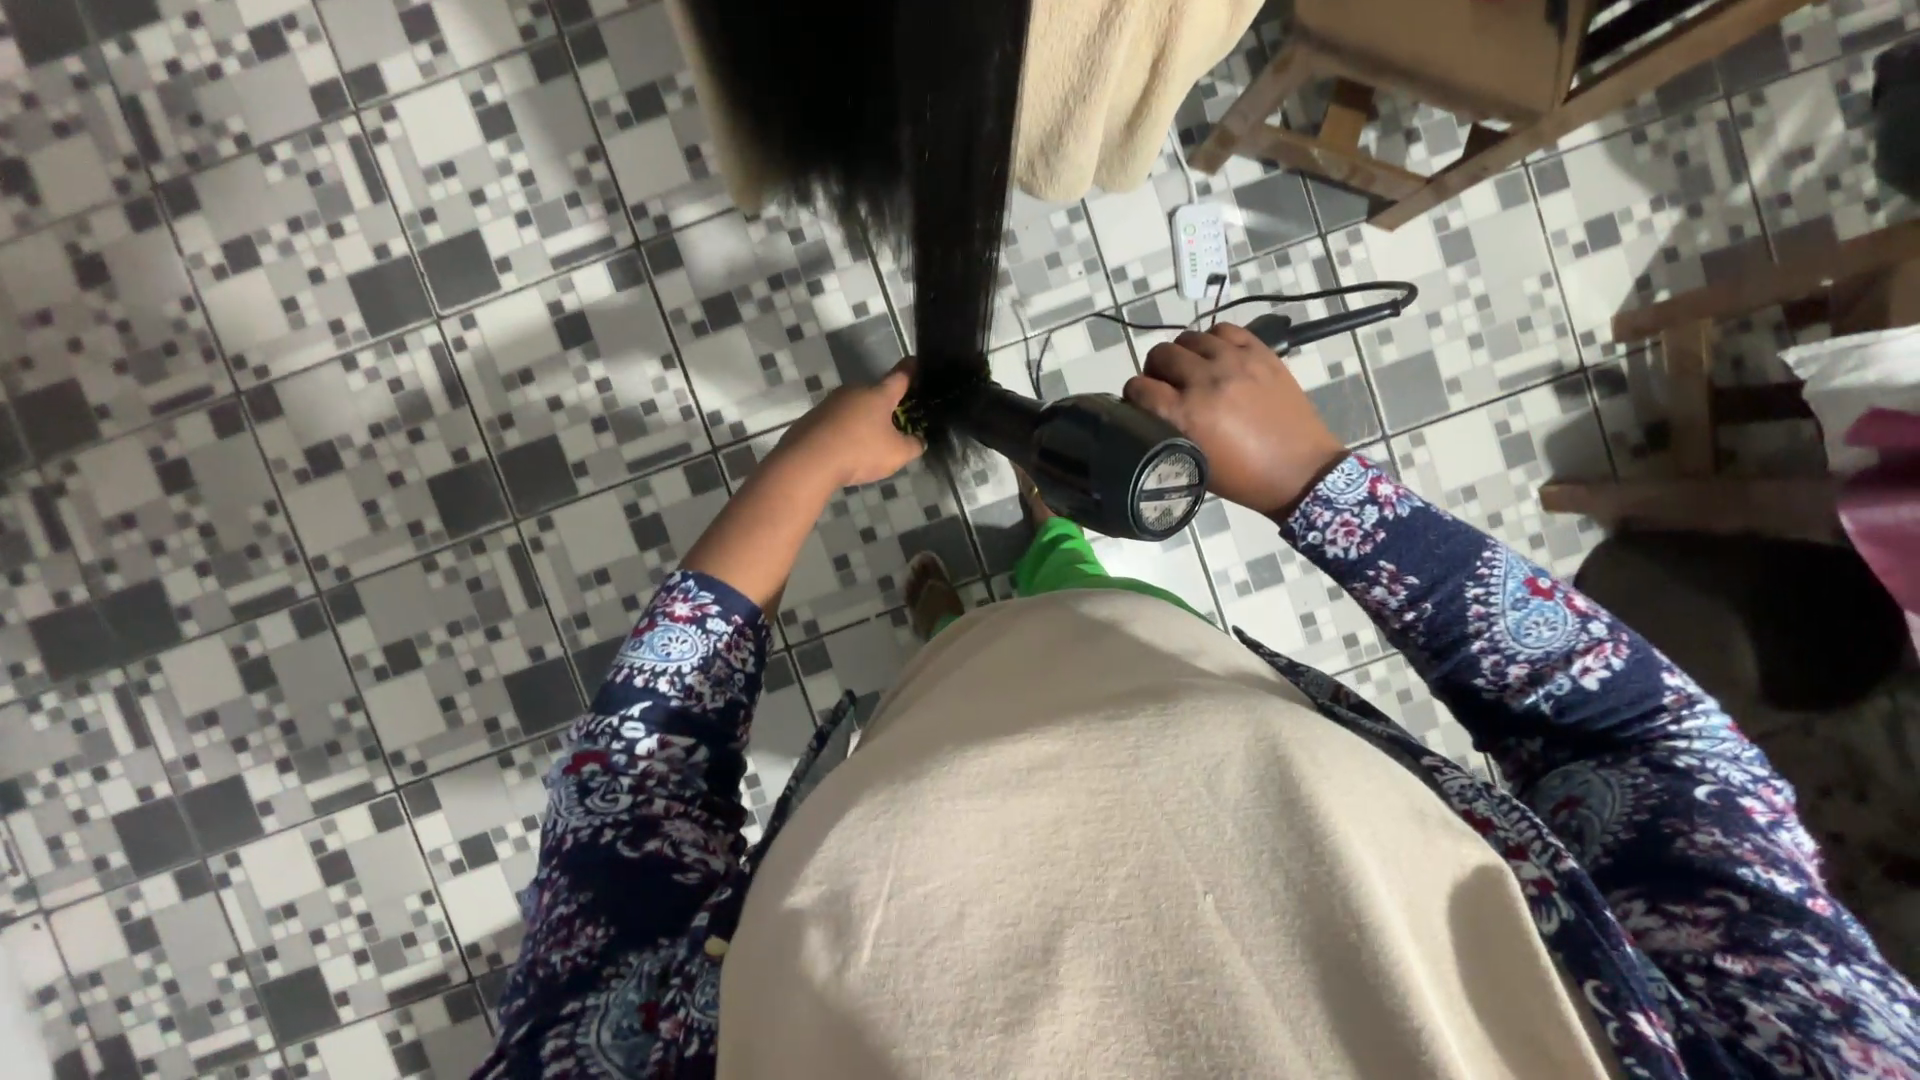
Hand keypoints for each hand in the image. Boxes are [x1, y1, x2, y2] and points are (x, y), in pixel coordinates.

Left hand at [776, 363, 924, 487]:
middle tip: (895, 426)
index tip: (916, 362)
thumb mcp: (897, 454)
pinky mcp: (813, 417)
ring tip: (868, 445)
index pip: (901, 375)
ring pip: (854, 408)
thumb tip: (918, 441)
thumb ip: (913, 445)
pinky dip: (844, 433)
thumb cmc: (860, 451)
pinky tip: (844, 452)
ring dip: (863, 421)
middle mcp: (854, 390)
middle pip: (876, 394)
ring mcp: (830, 402)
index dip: (911, 370)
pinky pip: (836, 422)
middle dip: (886, 406)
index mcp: (879, 394)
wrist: (808, 461)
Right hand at [1123, 324, 1346, 518]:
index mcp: (1184, 415)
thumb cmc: (1242, 478)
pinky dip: (1214, 340)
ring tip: (1194, 370)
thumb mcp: (1191, 462)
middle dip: (1156, 370)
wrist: (1300, 471)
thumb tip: (1152, 411)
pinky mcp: (1260, 353)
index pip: (1139, 387)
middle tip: (1167, 385)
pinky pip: (1225, 330)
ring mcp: (1234, 362)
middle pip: (1161, 354)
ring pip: (1190, 337)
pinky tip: (1218, 357)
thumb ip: (1166, 431)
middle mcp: (1204, 381)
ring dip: (1184, 353)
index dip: (1134, 395)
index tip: (1142, 403)